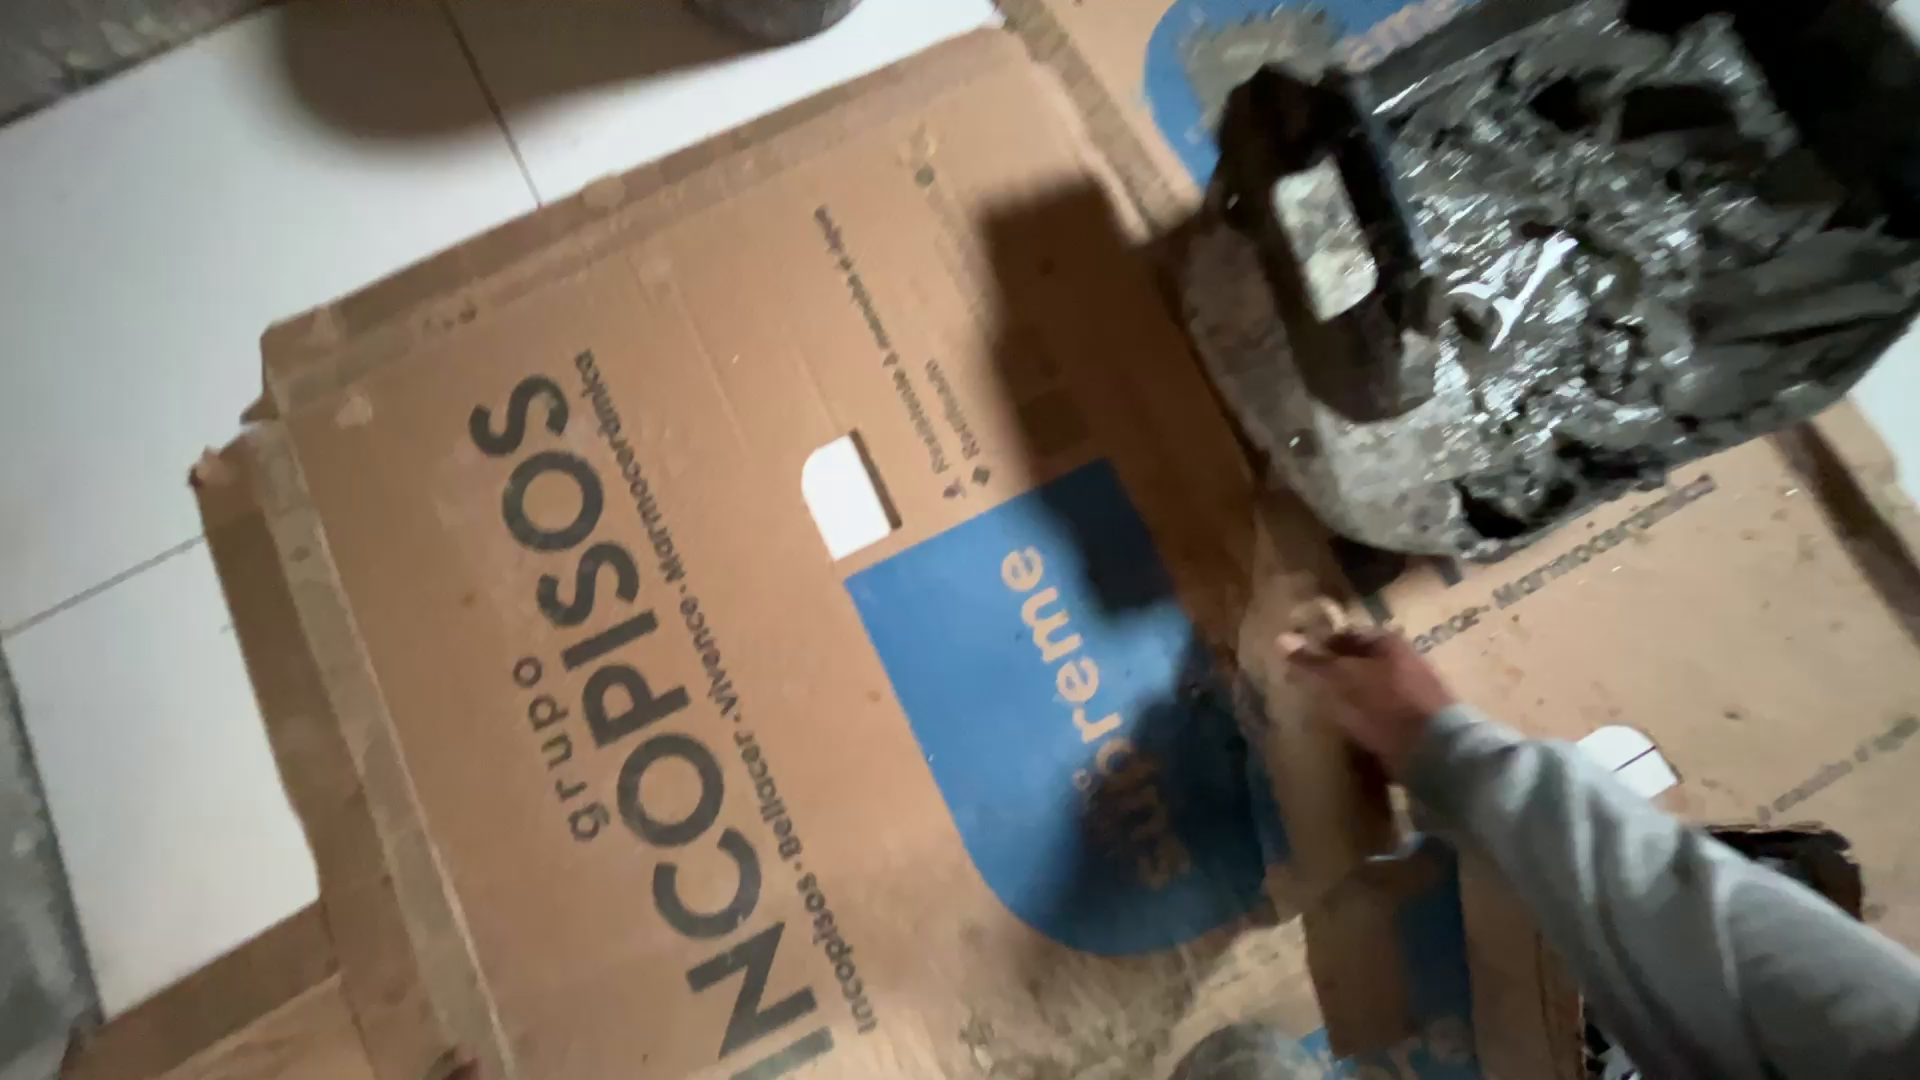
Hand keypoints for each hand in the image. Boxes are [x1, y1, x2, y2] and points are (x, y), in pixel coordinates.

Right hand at [1276, 628, 1456, 773]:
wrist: (1437, 752)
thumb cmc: (1384, 705)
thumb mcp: (1341, 679)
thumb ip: (1312, 661)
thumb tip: (1280, 639)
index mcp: (1387, 641)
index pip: (1343, 636)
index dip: (1319, 647)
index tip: (1300, 664)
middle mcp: (1405, 659)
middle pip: (1359, 661)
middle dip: (1336, 673)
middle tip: (1311, 688)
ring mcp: (1416, 690)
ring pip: (1372, 686)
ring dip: (1352, 696)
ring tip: (1328, 711)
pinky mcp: (1421, 719)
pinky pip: (1384, 710)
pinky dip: (1367, 715)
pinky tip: (1353, 728)